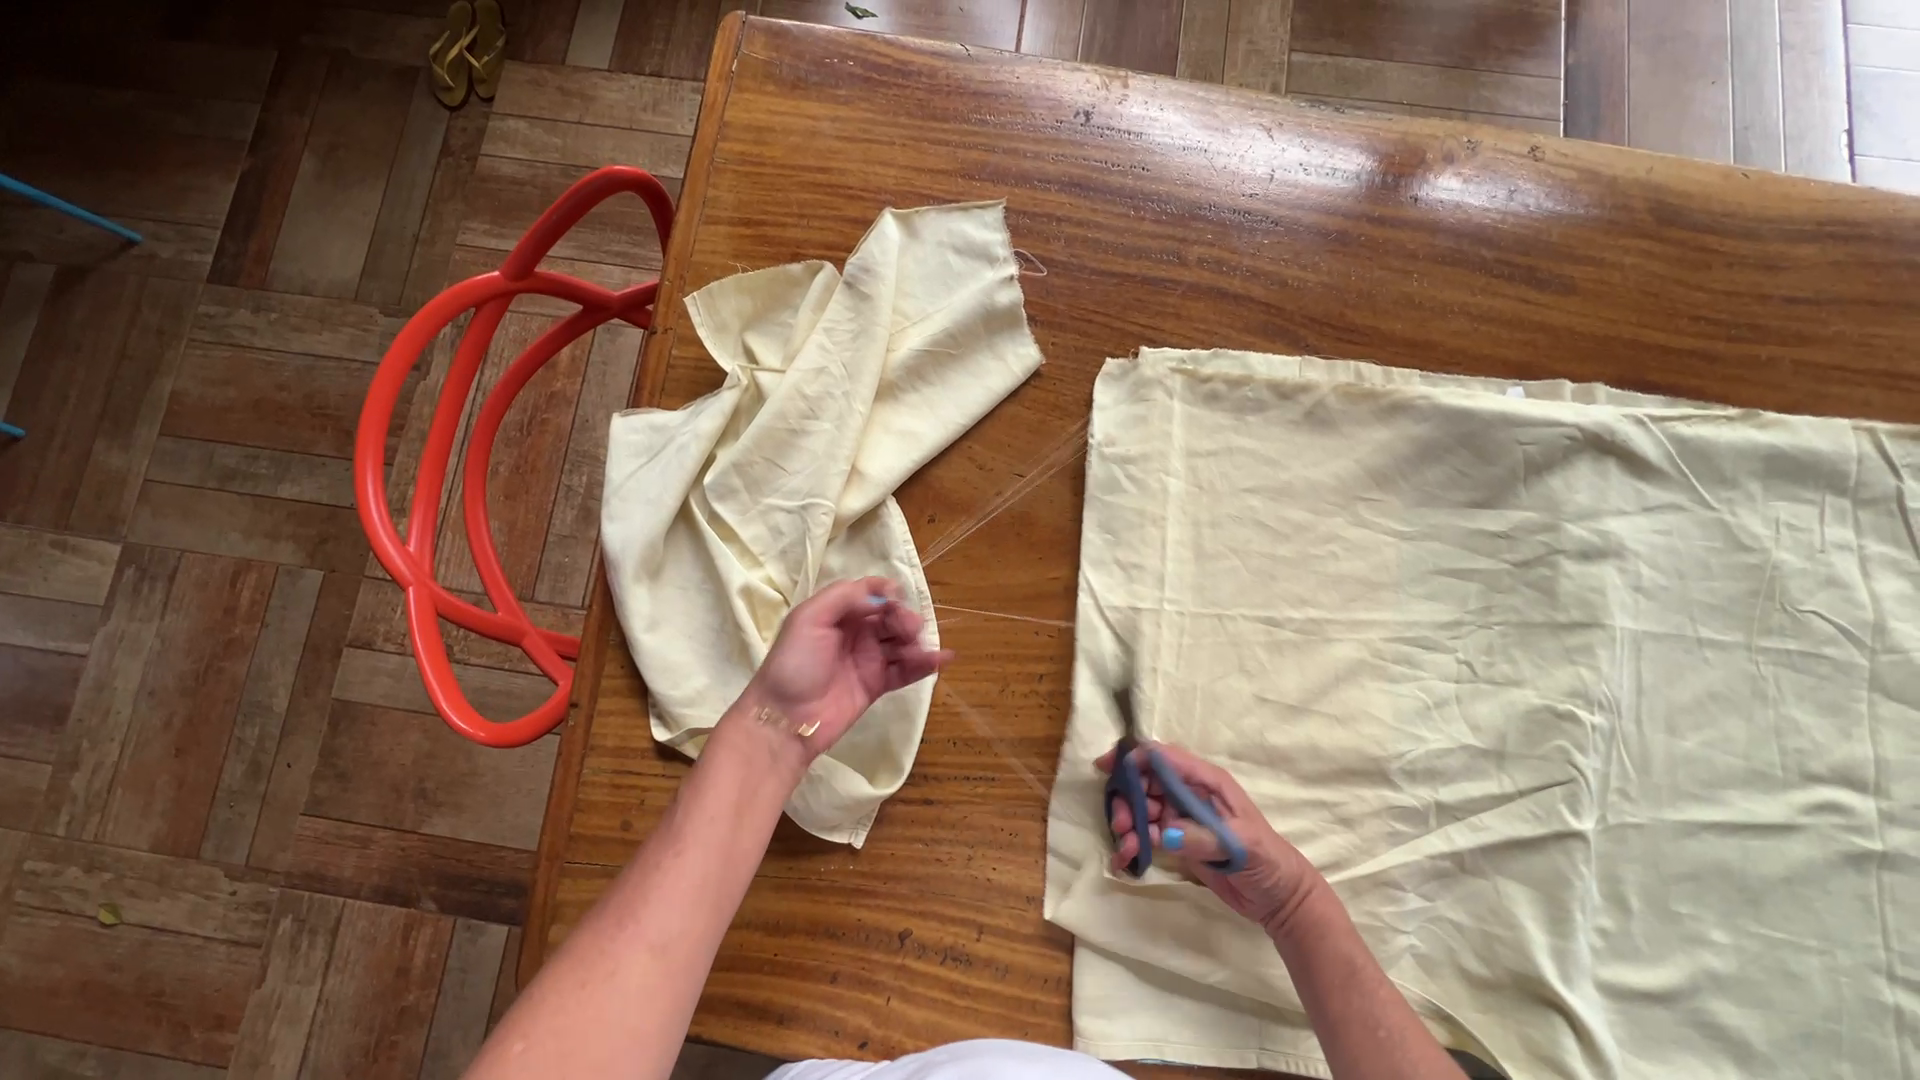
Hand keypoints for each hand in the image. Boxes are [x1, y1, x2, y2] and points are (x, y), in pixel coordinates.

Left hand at [742, 577, 952, 756]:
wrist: (785, 719)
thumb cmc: (794, 663)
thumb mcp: (809, 618)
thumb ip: (845, 597)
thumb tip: (883, 595)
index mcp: (836, 612)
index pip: (870, 594)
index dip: (886, 593)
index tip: (896, 600)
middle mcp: (854, 632)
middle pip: (890, 617)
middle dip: (904, 618)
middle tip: (908, 629)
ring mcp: (867, 659)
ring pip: (901, 642)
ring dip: (916, 641)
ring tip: (918, 649)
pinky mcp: (877, 685)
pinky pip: (905, 670)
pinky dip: (925, 664)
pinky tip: (941, 659)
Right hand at [1097, 741, 1324, 936]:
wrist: (1278, 898)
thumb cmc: (1268, 861)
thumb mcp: (1240, 845)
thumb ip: (1201, 837)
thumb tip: (1163, 833)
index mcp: (1207, 782)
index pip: (1164, 757)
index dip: (1134, 757)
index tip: (1108, 768)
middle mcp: (1191, 794)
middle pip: (1146, 781)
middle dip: (1127, 797)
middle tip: (1122, 823)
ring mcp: (1182, 817)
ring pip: (1142, 808)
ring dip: (1128, 823)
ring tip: (1128, 847)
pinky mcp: (1177, 840)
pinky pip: (1147, 834)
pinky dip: (1133, 843)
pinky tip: (1127, 858)